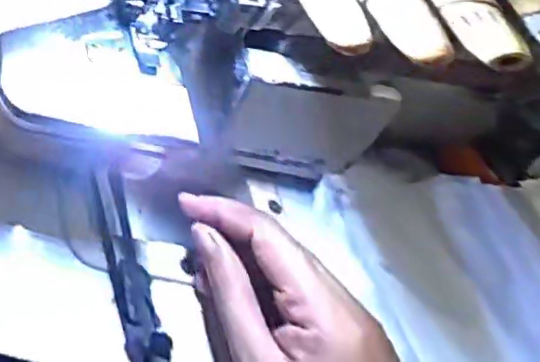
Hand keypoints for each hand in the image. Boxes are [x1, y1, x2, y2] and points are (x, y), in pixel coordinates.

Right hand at [180, 194, 398, 361]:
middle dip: (233, 232)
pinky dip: (267, 284)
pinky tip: (239, 294)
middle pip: (281, 244)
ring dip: (246, 257)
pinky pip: (302, 292)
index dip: (223, 210)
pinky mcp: (352, 337)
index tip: (184, 201)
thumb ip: (231, 292)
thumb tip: (205, 232)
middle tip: (189, 236)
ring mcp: (354, 320)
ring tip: (205, 268)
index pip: (268, 232)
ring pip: (291, 265)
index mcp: (328, 308)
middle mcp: (347, 302)